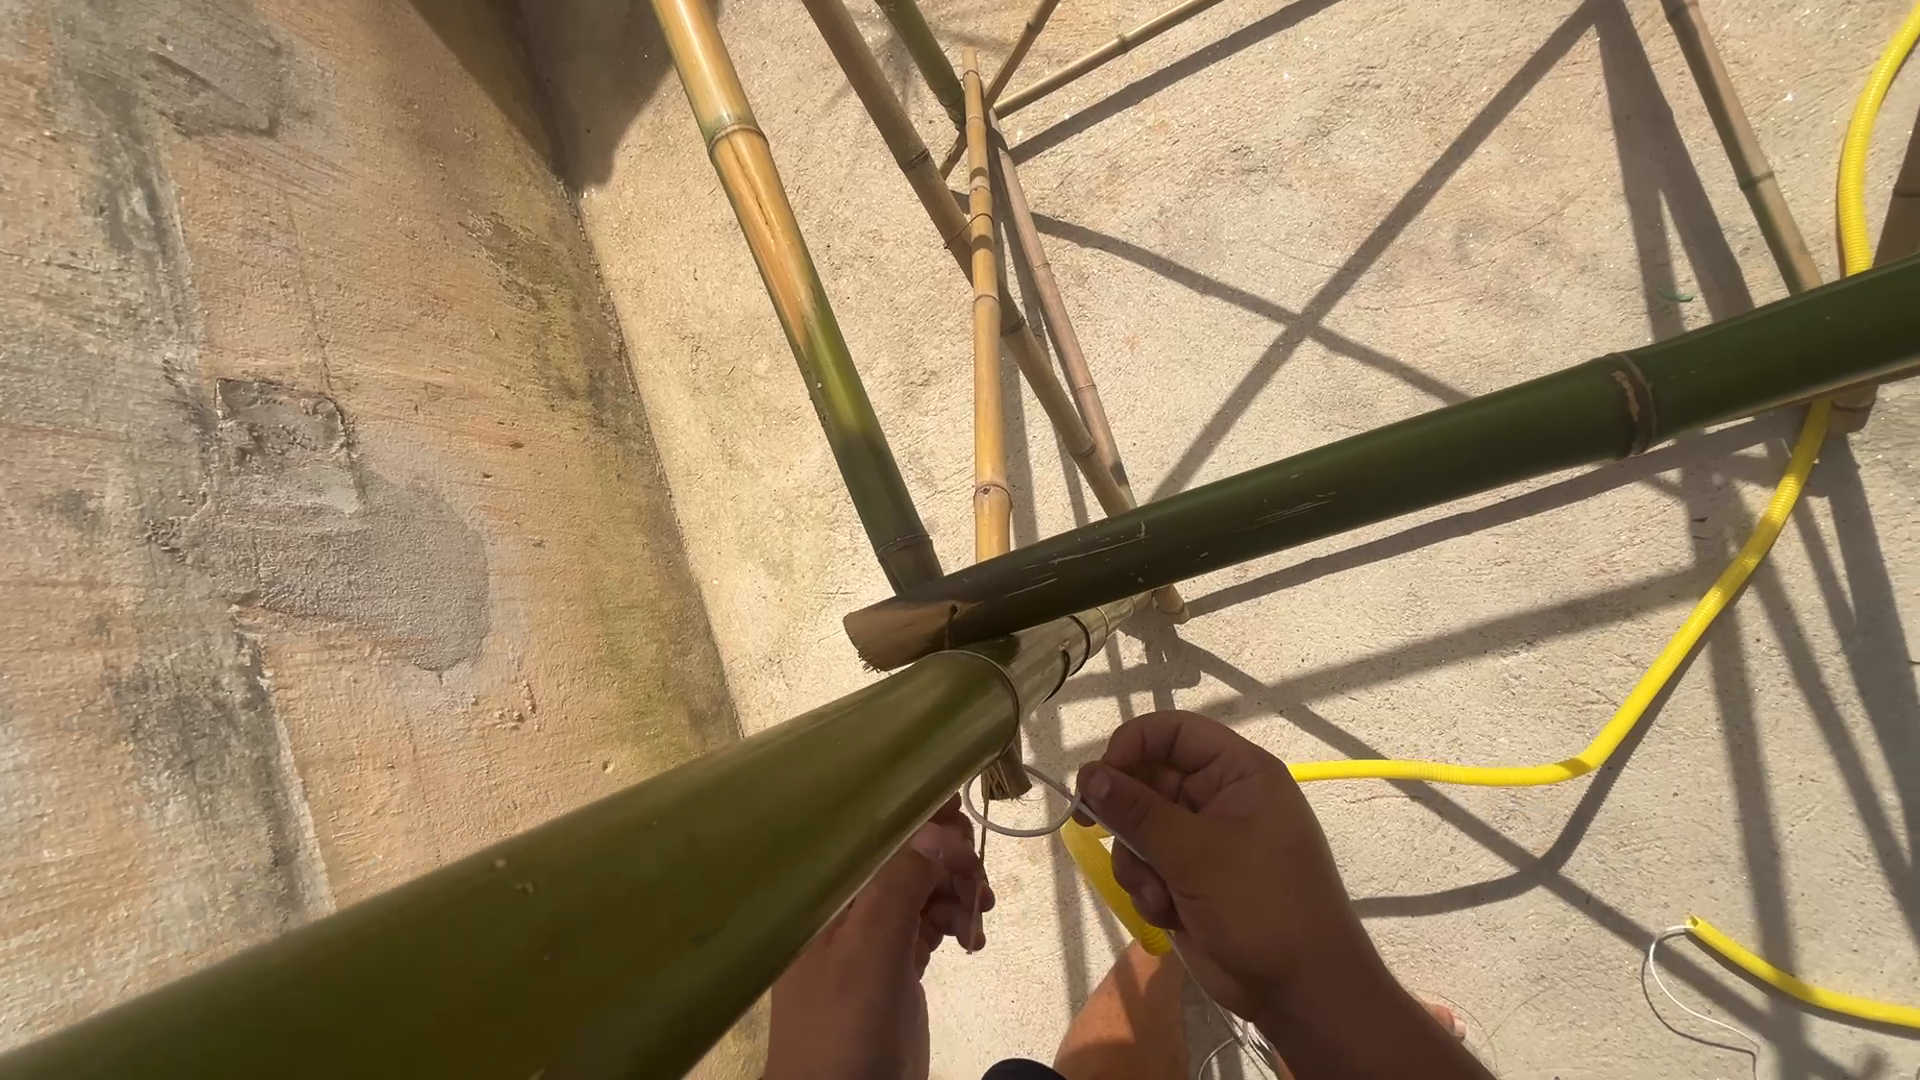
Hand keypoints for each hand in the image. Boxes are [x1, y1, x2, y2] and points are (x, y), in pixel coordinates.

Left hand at [765, 795, 991, 1079]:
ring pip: (923, 888)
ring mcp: (873, 935)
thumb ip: (901, 883)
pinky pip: (931, 922)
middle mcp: (850, 906)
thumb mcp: (871, 950)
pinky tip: (971, 941)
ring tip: (978, 919)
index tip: (960, 807)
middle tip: (978, 878)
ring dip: (958, 893)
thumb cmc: (845, 1025)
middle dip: (947, 860)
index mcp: (830, 894)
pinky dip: (955, 923)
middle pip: (906, 858)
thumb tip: (936, 828)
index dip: (916, 815)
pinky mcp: (896, 964)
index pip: (874, 835)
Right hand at [1074, 711, 1368, 1022]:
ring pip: (1139, 824)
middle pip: (1149, 777)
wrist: (1302, 994)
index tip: (1098, 776)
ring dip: (1136, 858)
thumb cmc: (1260, 906)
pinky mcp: (1191, 874)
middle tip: (1092, 827)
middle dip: (1127, 813)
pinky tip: (1165, 911)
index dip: (1132, 744)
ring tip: (1155, 893)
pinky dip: (1147, 885)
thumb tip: (1087, 774)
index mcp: (1238, 772)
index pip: (1173, 731)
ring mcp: (1205, 837)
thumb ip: (1136, 810)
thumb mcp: (1194, 853)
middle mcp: (1219, 796)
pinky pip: (1147, 860)